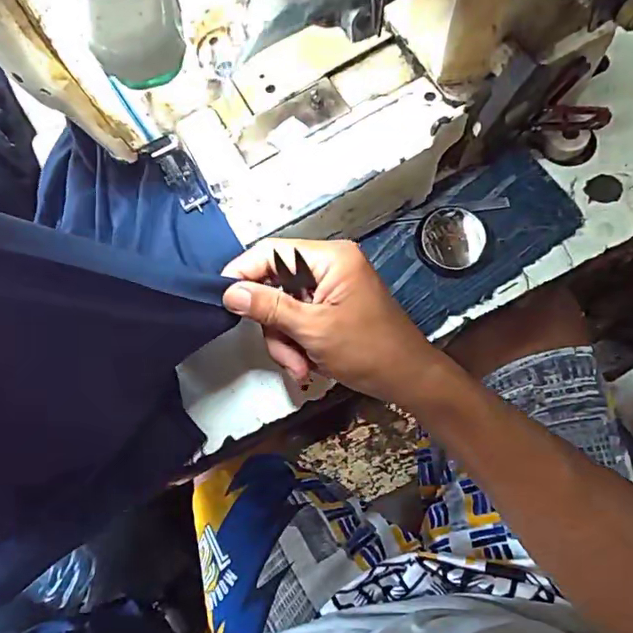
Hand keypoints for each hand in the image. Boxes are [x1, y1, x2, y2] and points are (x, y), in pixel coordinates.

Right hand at [220, 238, 449, 403]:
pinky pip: (298, 320)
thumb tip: (230, 292)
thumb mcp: (312, 329)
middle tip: (286, 354)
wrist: (409, 379)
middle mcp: (329, 266)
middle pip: (275, 285)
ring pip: (283, 308)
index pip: (271, 252)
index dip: (243, 273)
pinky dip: (297, 344)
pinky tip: (309, 364)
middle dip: (274, 325)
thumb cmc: (370, 351)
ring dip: (285, 342)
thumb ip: (269, 307)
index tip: (224, 298)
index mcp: (331, 258)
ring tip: (301, 367)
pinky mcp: (330, 308)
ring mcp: (330, 288)